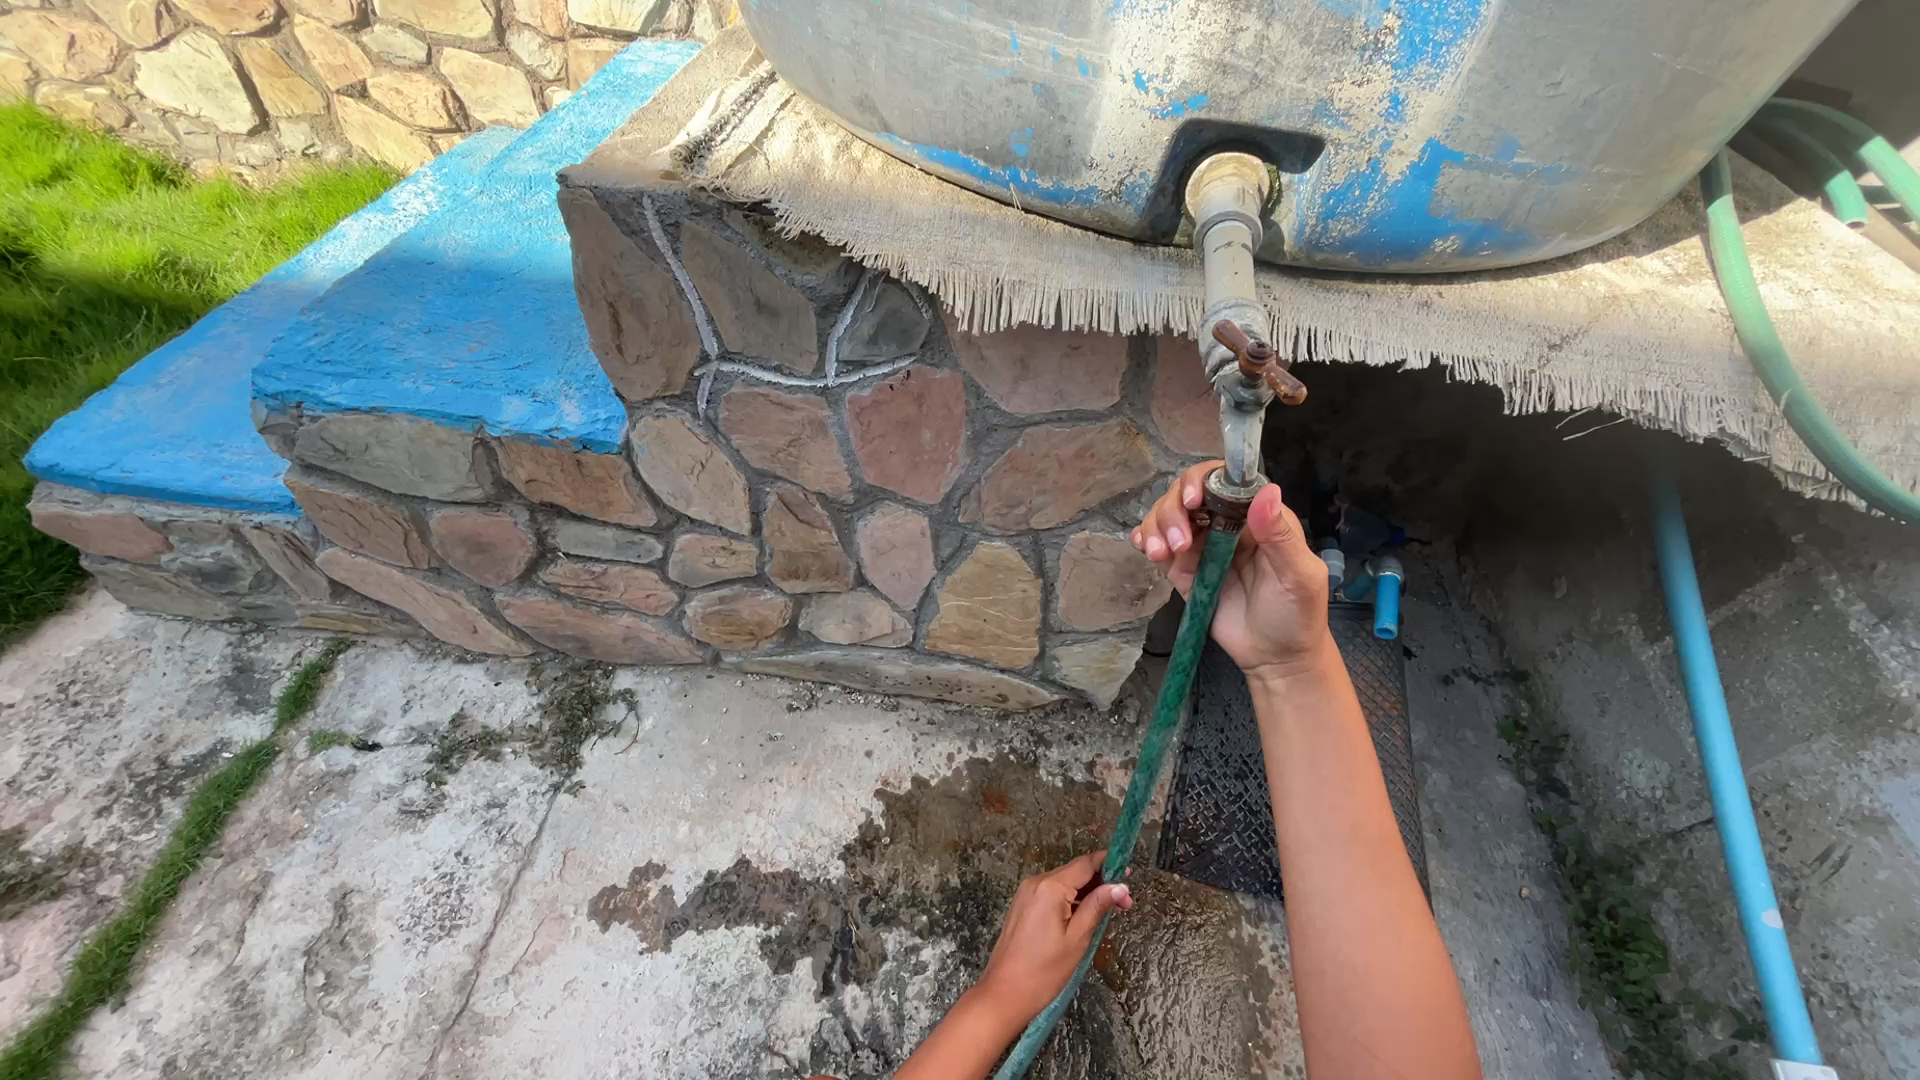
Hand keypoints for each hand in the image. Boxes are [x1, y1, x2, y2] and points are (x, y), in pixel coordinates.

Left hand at [974, 852, 1132, 1027]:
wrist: (1004, 992)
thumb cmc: (1044, 970)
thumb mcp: (1077, 938)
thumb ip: (1097, 907)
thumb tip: (1120, 887)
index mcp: (1050, 886)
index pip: (1084, 864)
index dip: (1108, 865)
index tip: (1128, 874)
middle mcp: (1036, 881)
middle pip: (1074, 872)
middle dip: (1100, 882)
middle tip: (1124, 903)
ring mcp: (1027, 892)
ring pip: (1063, 882)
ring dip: (1086, 892)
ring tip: (1108, 910)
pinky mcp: (1023, 904)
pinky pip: (1051, 893)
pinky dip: (1070, 899)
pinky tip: (1084, 913)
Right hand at [1132, 461, 1332, 682]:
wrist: (1275, 657)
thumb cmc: (1297, 614)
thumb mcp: (1299, 575)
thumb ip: (1280, 535)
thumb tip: (1267, 491)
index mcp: (1256, 515)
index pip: (1223, 481)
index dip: (1201, 481)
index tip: (1192, 501)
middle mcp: (1225, 523)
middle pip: (1185, 494)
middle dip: (1172, 511)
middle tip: (1178, 544)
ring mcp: (1201, 545)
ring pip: (1166, 516)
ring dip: (1156, 527)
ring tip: (1159, 554)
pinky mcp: (1182, 568)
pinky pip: (1157, 544)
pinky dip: (1144, 539)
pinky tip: (1145, 548)